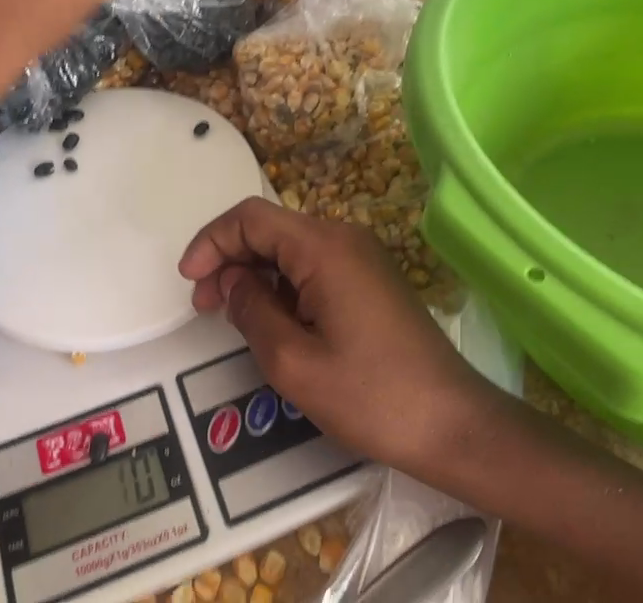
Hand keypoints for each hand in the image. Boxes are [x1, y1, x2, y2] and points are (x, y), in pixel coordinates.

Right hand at [178, 198, 499, 471]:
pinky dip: (284, 286)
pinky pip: (315, 268)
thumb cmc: (370, 395)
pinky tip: (272, 321)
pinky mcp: (371, 282)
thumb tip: (233, 283)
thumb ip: (252, 312)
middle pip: (271, 230)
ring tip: (233, 317)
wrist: (453, 425)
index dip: (212, 241)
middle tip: (204, 306)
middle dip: (230, 259)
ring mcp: (362, 259)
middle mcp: (344, 239)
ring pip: (291, 250)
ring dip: (256, 274)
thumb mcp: (293, 362)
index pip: (251, 218)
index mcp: (324, 247)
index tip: (189, 281)